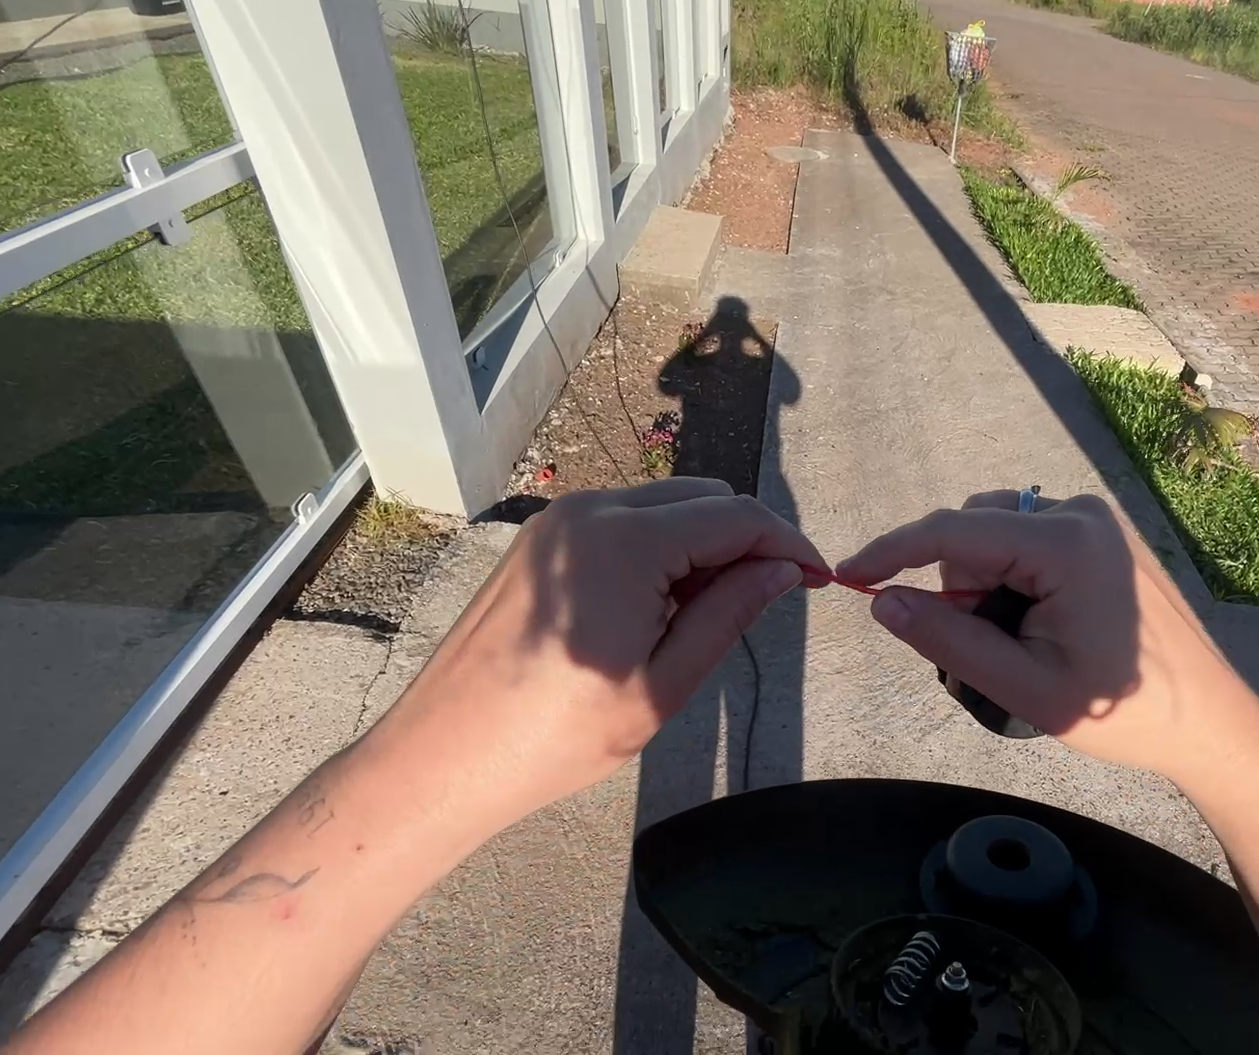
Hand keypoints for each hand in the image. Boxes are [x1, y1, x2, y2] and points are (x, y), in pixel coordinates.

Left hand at [367, 479, 825, 835]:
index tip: (819, 578)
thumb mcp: (662, 685)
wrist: (439, 760)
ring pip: (666, 504)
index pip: (735, 516)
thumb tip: (785, 569)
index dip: (787, 543)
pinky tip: (658, 602)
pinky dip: (663, 546)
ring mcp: (558, 519)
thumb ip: (731, 612)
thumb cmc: (554, 738)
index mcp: (623, 541)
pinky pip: (627, 519)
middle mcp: (588, 508)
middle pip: (703, 498)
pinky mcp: (542, 537)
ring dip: (705, 543)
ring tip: (707, 611)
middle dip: (747, 540)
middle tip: (764, 600)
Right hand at [837, 491, 1245, 774]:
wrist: (1210, 721)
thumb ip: (948, 639)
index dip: (891, 551)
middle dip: (958, 582)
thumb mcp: (1023, 686)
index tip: (847, 576)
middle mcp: (1079, 512)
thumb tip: (883, 602)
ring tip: (1019, 638)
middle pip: (973, 528)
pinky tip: (1036, 618)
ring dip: (982, 579)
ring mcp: (1095, 519)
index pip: (953, 532)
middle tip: (987, 643)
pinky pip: (1026, 535)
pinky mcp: (1101, 533)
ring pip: (996, 530)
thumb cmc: (1123, 711)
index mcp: (1065, 544)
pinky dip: (1009, 573)